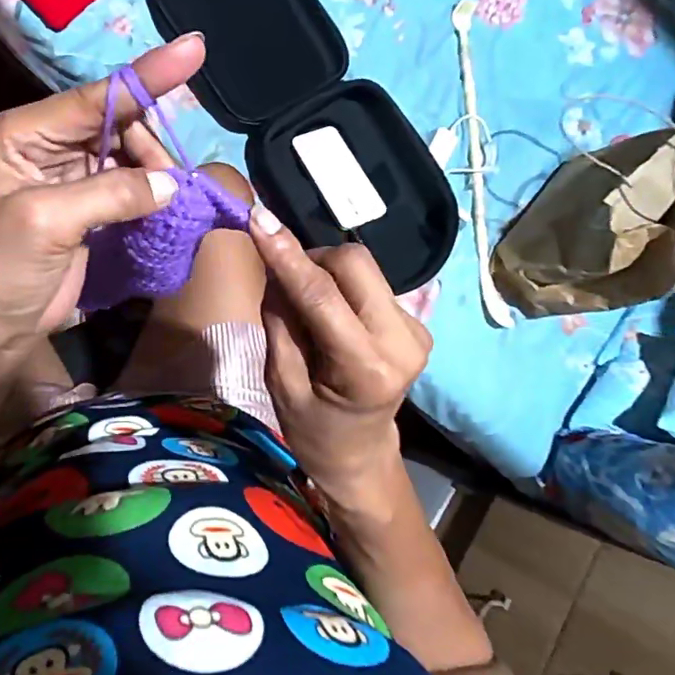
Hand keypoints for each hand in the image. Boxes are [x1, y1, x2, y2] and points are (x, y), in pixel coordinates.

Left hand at [0, 35, 199, 366]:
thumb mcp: (43, 223)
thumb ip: (109, 193)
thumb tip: (170, 183)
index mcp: (16, 138)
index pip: (89, 98)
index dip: (145, 76)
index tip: (194, 48)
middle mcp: (39, 151)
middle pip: (112, 126)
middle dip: (148, 143)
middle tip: (176, 178)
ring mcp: (61, 183)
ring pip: (122, 158)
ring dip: (153, 172)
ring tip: (174, 197)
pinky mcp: (78, 215)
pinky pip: (123, 191)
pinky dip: (149, 196)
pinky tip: (168, 204)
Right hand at [248, 214, 431, 503]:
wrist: (360, 454)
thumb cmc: (312, 429)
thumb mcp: (281, 382)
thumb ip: (279, 321)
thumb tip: (274, 263)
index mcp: (367, 368)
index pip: (321, 296)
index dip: (287, 254)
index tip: (258, 220)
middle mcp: (402, 341)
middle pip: (353, 263)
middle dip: (311, 259)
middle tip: (284, 283)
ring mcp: (415, 328)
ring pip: (362, 266)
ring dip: (324, 272)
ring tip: (306, 307)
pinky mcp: (415, 320)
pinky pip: (368, 281)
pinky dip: (338, 284)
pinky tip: (329, 314)